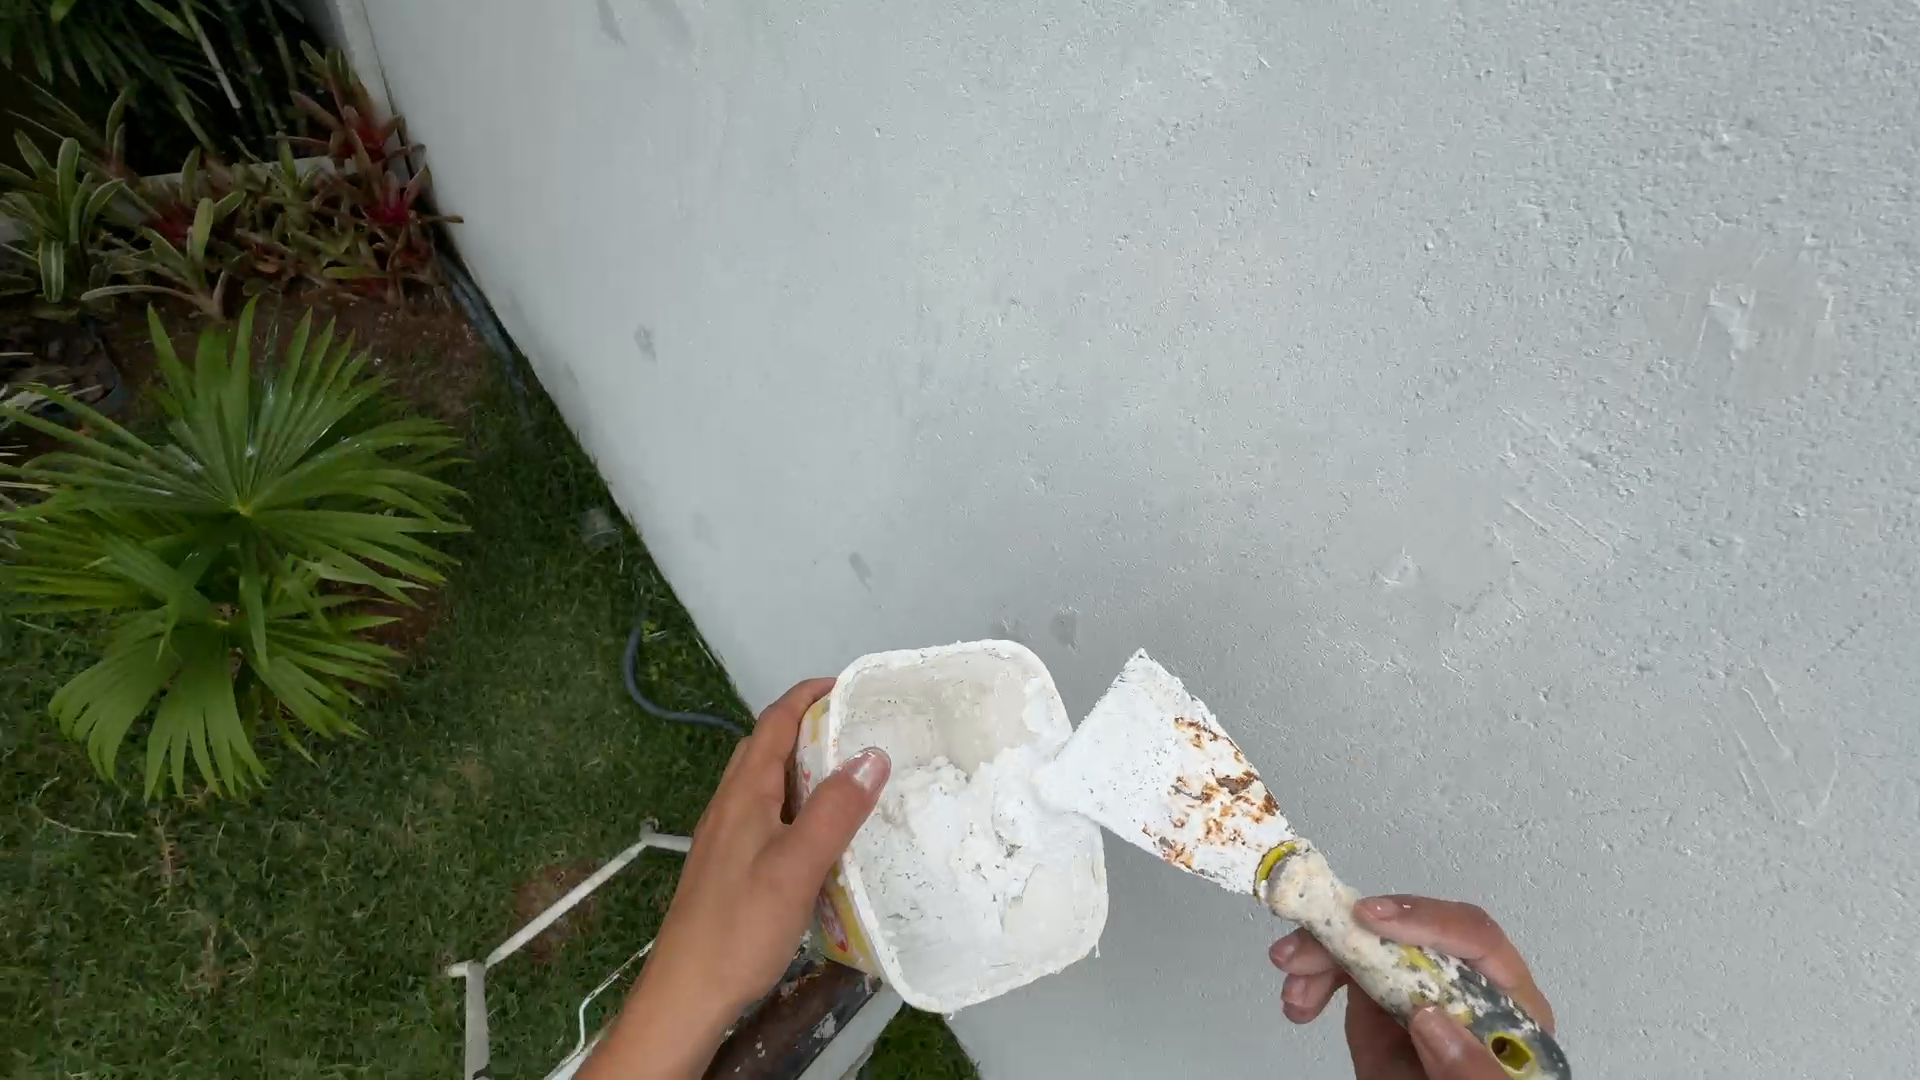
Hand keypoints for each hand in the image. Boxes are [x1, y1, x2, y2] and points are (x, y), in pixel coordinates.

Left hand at [580, 678, 889, 1079]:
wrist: (683, 999)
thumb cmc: (739, 927)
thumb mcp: (796, 866)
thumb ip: (835, 810)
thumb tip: (874, 755)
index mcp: (744, 791)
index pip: (774, 721)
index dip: (808, 695)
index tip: (849, 687)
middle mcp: (731, 804)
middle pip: (768, 745)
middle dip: (810, 725)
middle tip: (858, 730)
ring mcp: (728, 836)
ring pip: (768, 781)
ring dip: (805, 765)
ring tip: (849, 775)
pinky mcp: (731, 865)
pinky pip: (769, 813)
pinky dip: (799, 802)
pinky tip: (822, 833)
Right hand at [1268, 896, 1554, 1079]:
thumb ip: (1474, 1071)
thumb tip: (1429, 1017)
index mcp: (1506, 1004)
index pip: (1474, 937)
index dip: (1423, 920)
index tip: (1367, 917)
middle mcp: (1459, 981)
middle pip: (1401, 930)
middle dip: (1343, 935)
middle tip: (1298, 957)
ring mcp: (1415, 982)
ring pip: (1362, 938)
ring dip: (1317, 953)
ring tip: (1291, 988)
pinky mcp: (1379, 991)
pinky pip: (1341, 963)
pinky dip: (1313, 975)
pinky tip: (1299, 1002)